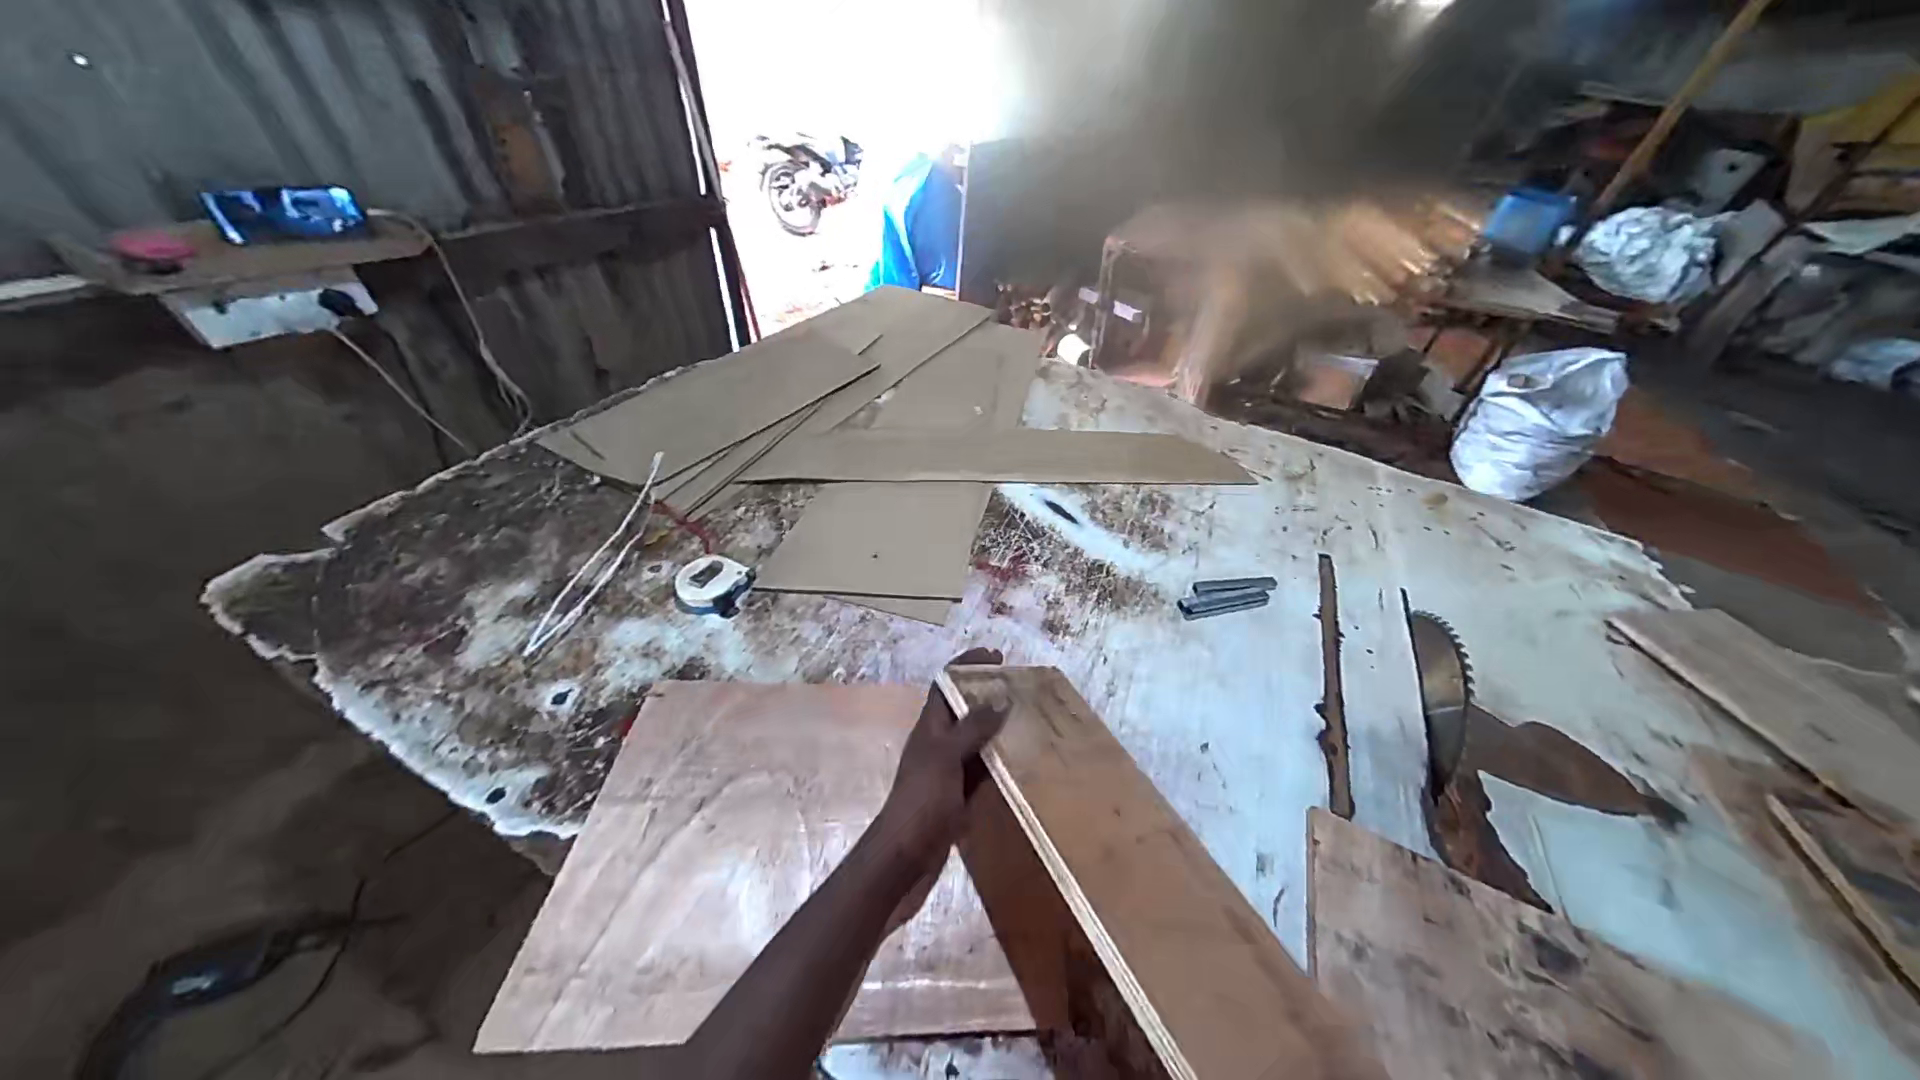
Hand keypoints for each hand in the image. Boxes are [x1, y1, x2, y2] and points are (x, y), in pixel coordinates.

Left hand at [870, 648, 1008, 875]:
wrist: (904, 859)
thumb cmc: (921, 802)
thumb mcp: (946, 758)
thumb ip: (971, 729)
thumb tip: (1000, 698)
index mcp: (930, 728)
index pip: (945, 684)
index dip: (966, 665)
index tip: (996, 657)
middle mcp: (938, 745)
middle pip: (963, 710)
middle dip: (989, 696)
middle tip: (1023, 691)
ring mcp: (947, 772)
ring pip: (975, 741)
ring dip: (998, 729)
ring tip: (1031, 723)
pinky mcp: (958, 797)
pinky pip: (982, 771)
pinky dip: (1000, 763)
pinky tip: (1023, 766)